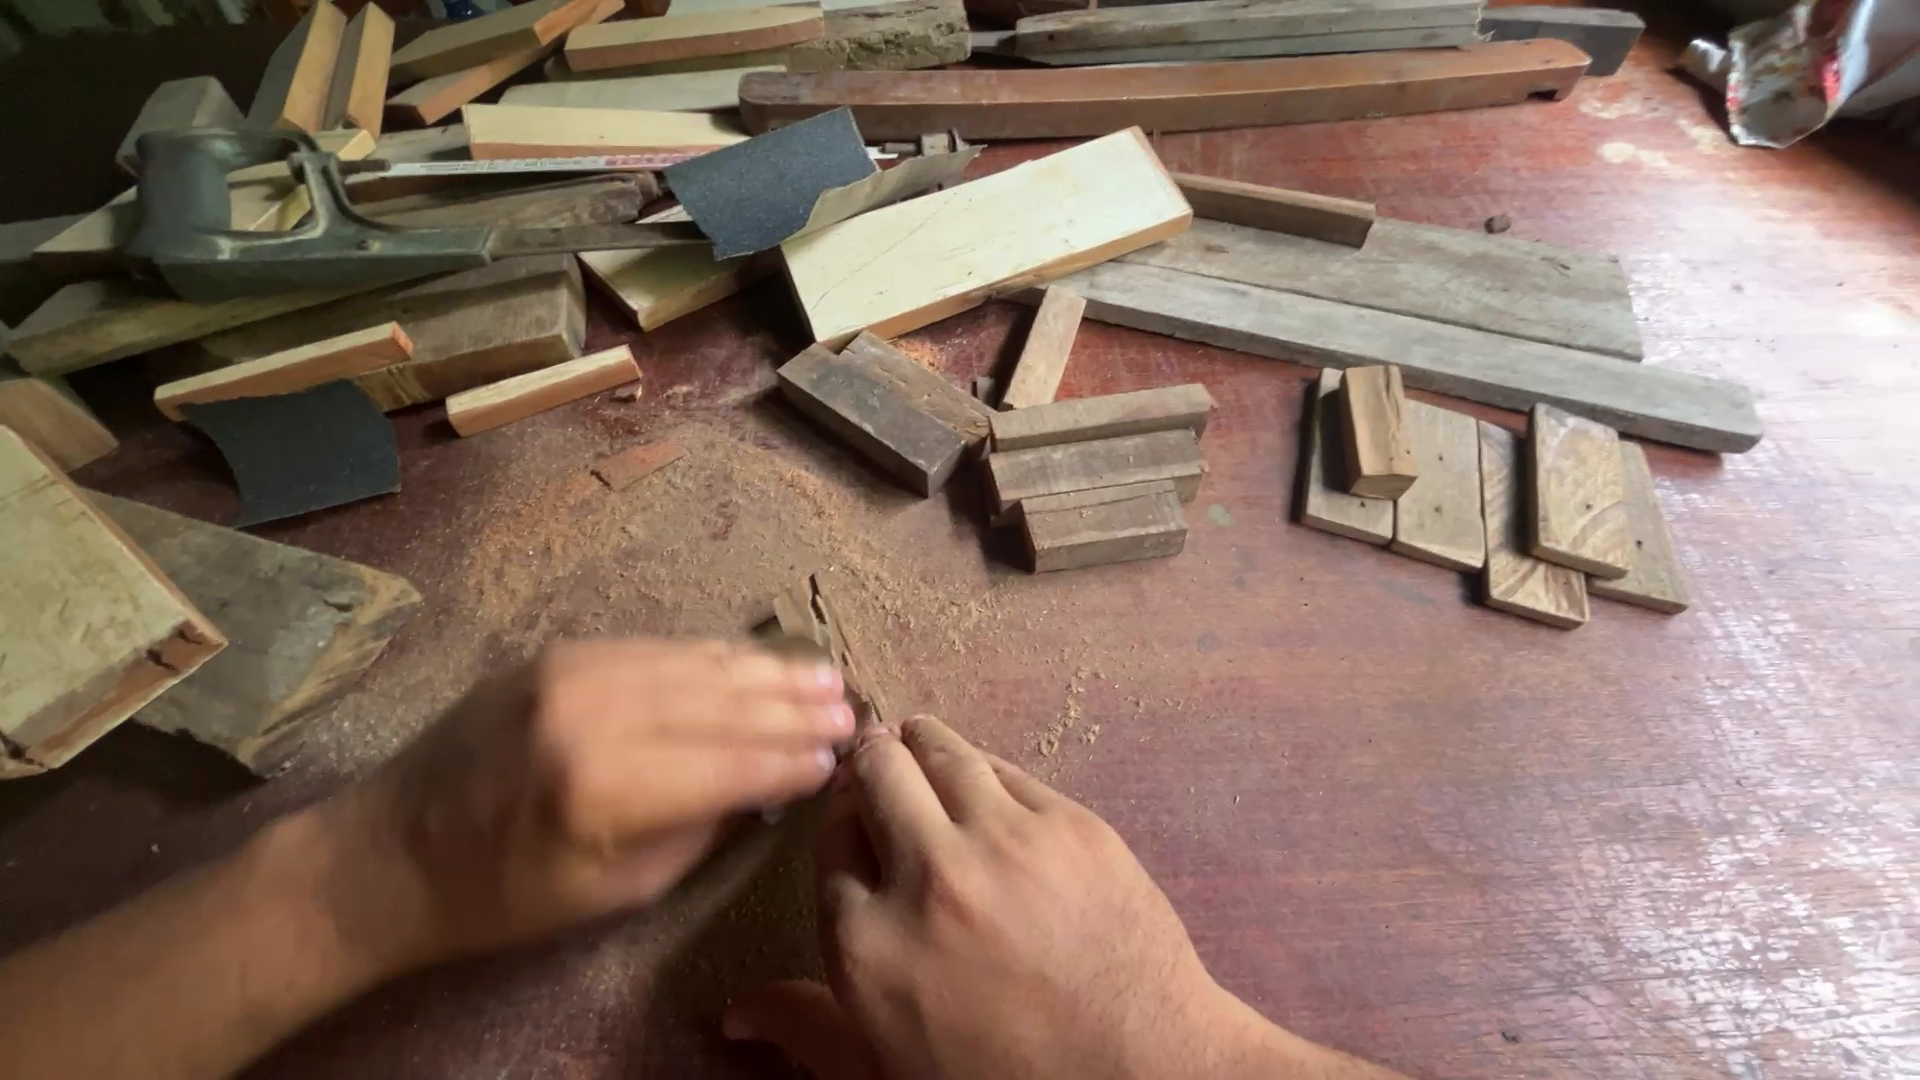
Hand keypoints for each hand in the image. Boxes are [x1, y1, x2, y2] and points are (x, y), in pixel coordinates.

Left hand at [313, 639, 852, 974]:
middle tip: (848, 708)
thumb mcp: (614, 888)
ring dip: (768, 672)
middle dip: (794, 709)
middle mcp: (593, 711)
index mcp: (602, 787)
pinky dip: (719, 655)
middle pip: (724, 704)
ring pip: (700, 663)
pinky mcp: (565, 650)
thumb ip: (700, 826)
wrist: (386, 849)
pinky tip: (759, 660)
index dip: (792, 762)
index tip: (838, 758)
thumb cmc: (502, 893)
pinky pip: (663, 647)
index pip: (731, 765)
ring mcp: (576, 669)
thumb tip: (767, 781)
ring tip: (823, 675)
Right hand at [723, 716, 1309, 1078]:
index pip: (831, 843)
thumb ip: (810, 1029)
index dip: (840, 821)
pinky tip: (982, 783)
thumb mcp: (890, 1073)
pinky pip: (1006, 769)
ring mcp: (1005, 841)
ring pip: (940, 751)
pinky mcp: (1069, 822)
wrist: (1148, 1072)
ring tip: (914, 741)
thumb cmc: (1008, 1079)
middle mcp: (931, 877)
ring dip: (920, 742)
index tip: (851, 814)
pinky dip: (982, 769)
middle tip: (877, 762)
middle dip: (869, 761)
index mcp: (872, 945)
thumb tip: (735, 1010)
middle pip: (877, 775)